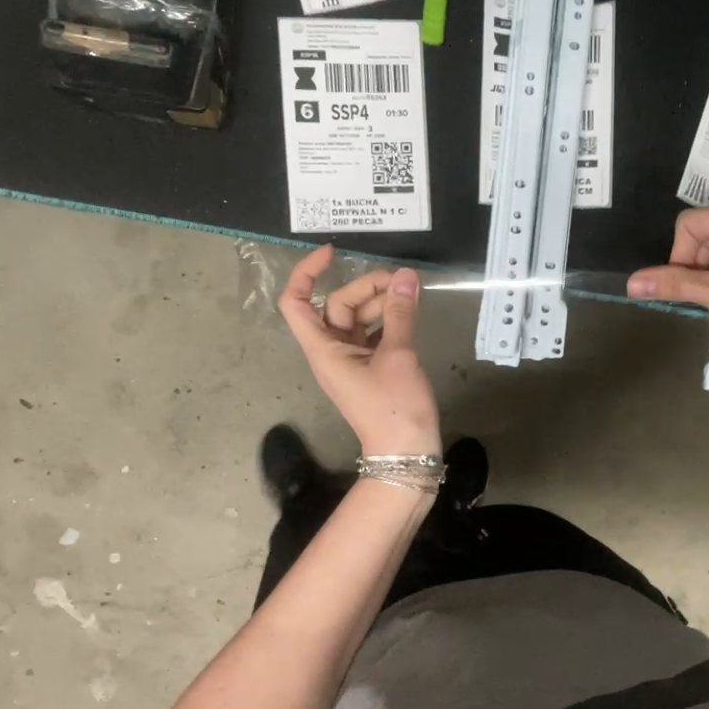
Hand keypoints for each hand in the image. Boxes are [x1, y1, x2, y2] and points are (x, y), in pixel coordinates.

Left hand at [279, 246, 441, 456]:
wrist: (406, 454)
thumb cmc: (395, 409)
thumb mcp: (399, 356)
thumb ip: (401, 313)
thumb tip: (406, 276)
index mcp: (323, 350)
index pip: (296, 303)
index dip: (307, 273)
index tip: (333, 253)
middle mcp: (331, 353)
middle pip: (337, 305)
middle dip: (367, 288)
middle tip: (403, 282)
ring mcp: (350, 362)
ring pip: (358, 319)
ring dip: (382, 304)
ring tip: (412, 296)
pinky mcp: (370, 369)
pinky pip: (373, 335)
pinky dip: (389, 321)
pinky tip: (410, 314)